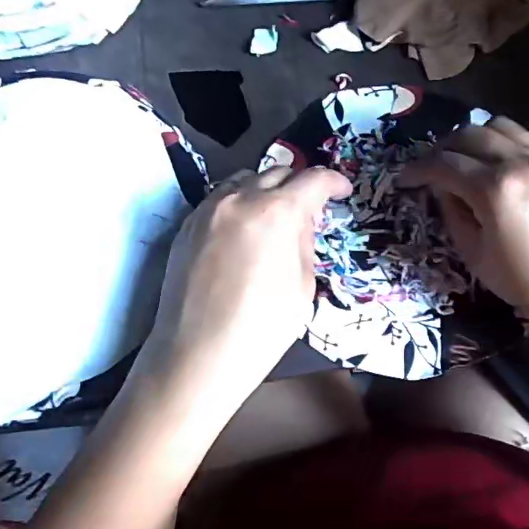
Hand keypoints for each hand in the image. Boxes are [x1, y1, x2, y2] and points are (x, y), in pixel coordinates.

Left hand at [142, 166, 349, 400]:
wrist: (196, 356)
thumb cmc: (261, 328)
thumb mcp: (303, 286)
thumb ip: (304, 243)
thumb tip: (300, 223)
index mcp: (276, 213)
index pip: (313, 180)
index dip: (334, 182)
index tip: (342, 191)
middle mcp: (239, 200)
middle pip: (278, 173)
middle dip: (299, 186)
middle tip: (309, 212)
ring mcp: (207, 210)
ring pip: (245, 181)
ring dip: (266, 191)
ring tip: (274, 218)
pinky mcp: (186, 226)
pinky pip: (220, 199)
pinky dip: (240, 204)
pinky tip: (245, 232)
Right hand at [401, 117, 528, 338]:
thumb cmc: (528, 281)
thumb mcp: (476, 256)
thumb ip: (453, 215)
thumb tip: (443, 190)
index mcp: (494, 189)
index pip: (444, 164)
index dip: (418, 170)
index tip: (405, 179)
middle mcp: (518, 162)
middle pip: (467, 135)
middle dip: (441, 149)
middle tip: (431, 170)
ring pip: (496, 125)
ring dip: (472, 137)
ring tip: (463, 159)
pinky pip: (522, 134)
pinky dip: (501, 139)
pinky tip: (495, 159)